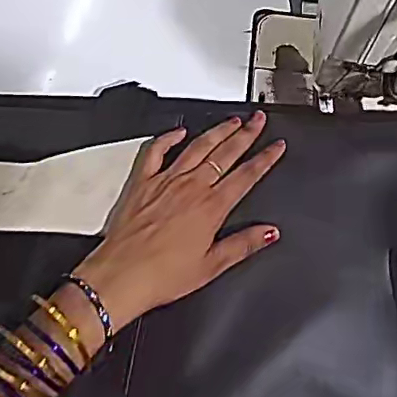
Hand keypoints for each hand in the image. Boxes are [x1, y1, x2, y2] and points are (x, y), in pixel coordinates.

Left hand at [69, 112, 285, 332]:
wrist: (120, 277)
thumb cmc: (161, 276)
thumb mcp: (212, 266)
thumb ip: (244, 244)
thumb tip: (268, 232)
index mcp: (211, 207)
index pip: (247, 175)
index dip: (265, 157)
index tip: (276, 146)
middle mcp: (191, 188)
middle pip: (226, 152)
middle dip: (247, 133)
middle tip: (259, 120)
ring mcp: (166, 181)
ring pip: (198, 146)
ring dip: (218, 130)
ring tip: (232, 120)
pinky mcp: (143, 182)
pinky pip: (157, 151)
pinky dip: (169, 138)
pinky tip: (179, 131)